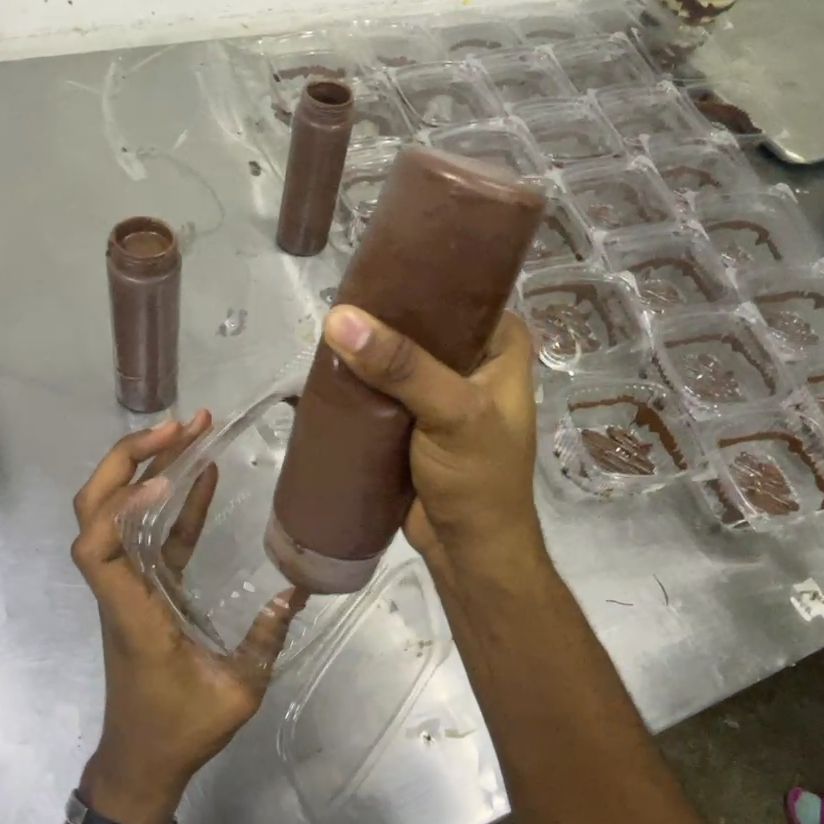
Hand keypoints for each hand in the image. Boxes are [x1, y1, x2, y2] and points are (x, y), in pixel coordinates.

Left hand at [69, 412, 305, 823]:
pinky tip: (203, 474)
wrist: (142, 763)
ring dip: (149, 468)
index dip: (121, 507)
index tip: (163, 480)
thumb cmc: (180, 731)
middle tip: (180, 425)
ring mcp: (129, 585)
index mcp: (131, 613)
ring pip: (117, 514)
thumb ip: (265, 640)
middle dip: (129, 460)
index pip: (97, 550)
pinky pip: (153, 535)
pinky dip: (174, 501)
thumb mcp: (236, 691)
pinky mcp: (146, 588)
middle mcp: (120, 589)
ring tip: (192, 429)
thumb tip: (295, 589)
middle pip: (95, 510)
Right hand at [321, 304, 548, 579]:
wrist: (468, 552)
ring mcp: (441, 391)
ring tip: (323, 334)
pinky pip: (381, 389)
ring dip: (363, 352)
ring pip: (395, 356)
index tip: (366, 271)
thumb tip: (340, 319)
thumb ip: (402, 367)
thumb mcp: (453, 413)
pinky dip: (358, 383)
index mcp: (501, 344)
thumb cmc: (479, 479)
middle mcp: (474, 360)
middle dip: (379, 318)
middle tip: (333, 305)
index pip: (456, 292)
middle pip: (419, 323)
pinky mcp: (412, 420)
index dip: (412, 282)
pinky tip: (325, 371)